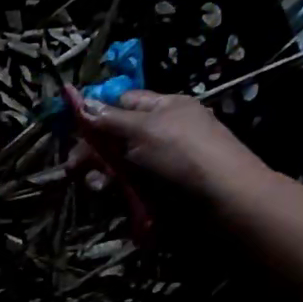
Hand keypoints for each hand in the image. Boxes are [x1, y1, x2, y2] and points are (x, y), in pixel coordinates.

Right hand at [79, 90, 268, 193]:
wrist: (227, 202)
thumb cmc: (185, 155)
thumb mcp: (143, 129)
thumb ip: (109, 119)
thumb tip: (79, 100)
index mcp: (166, 107)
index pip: (124, 103)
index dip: (100, 116)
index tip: (77, 133)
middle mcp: (166, 134)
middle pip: (120, 139)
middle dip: (96, 153)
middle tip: (75, 169)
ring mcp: (167, 166)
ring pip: (124, 168)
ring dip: (105, 177)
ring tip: (99, 188)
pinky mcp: (168, 195)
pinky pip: (136, 191)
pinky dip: (123, 195)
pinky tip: (117, 201)